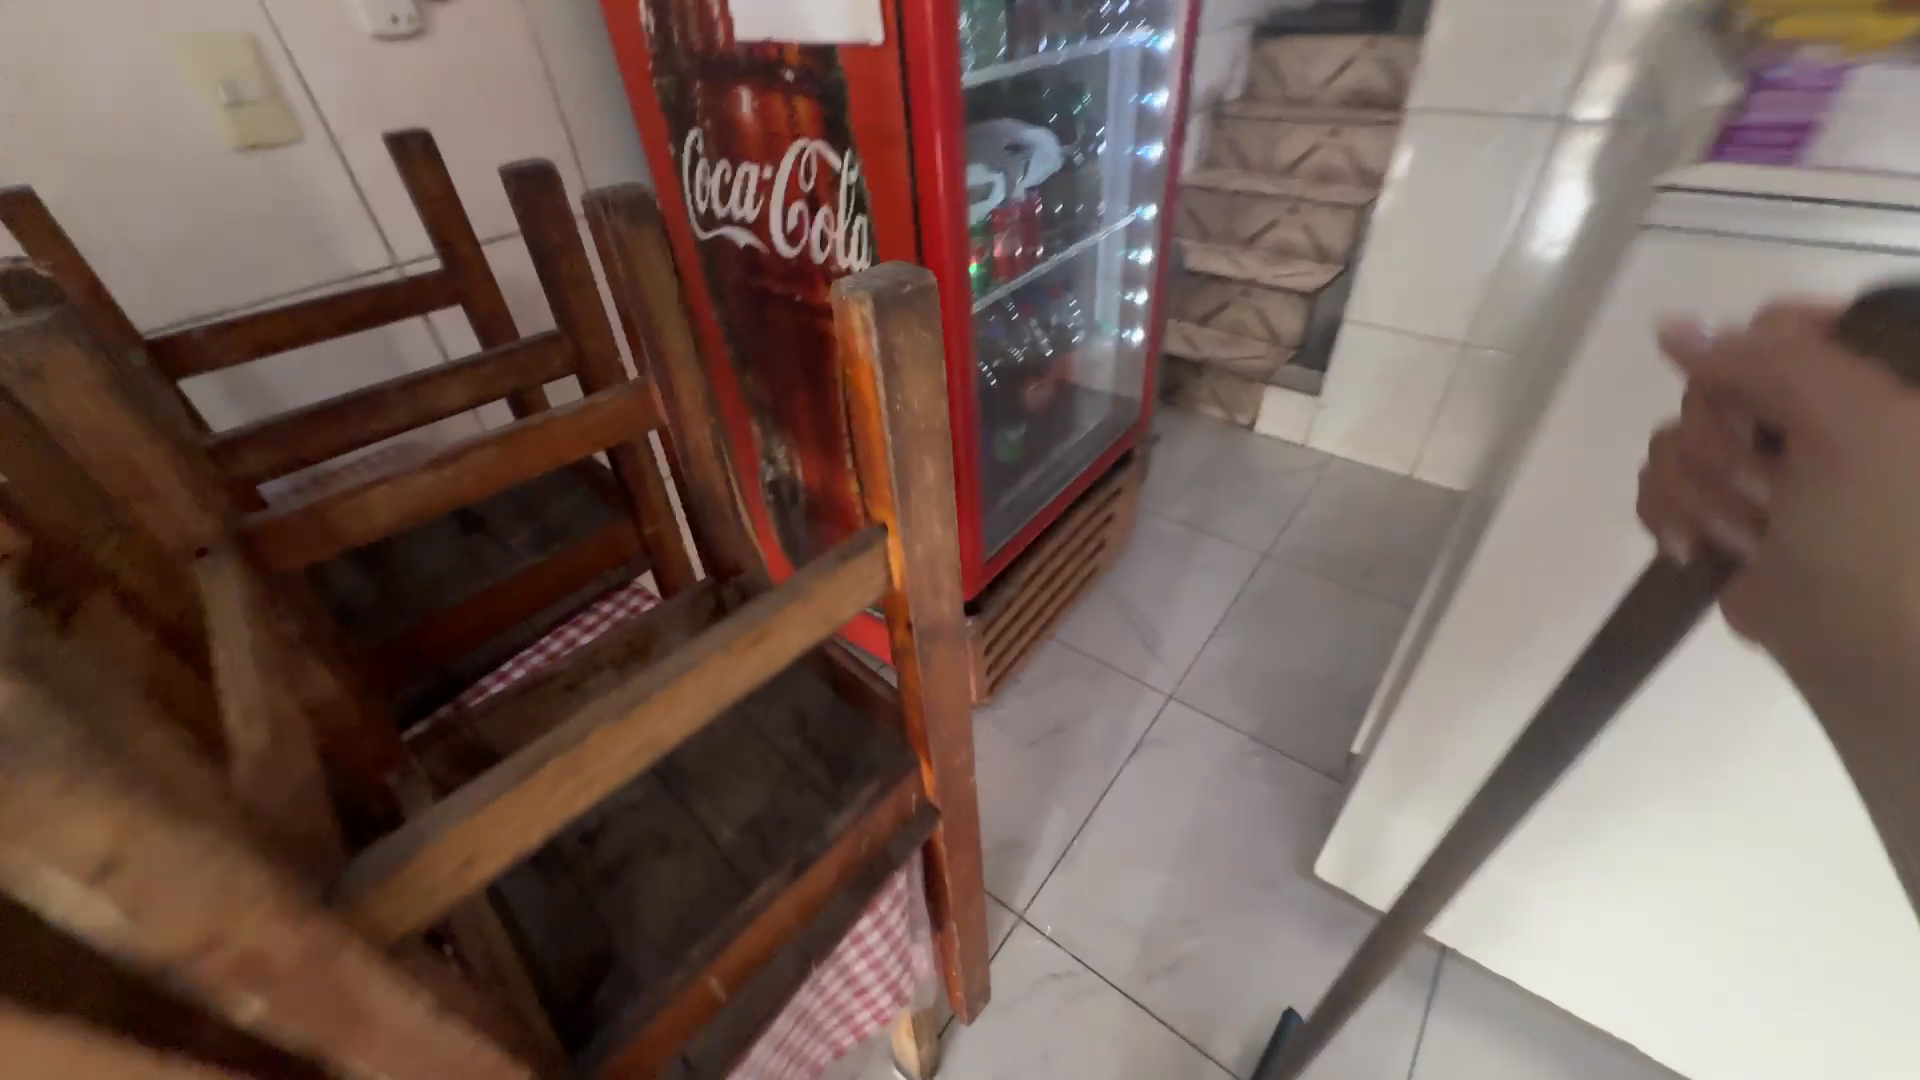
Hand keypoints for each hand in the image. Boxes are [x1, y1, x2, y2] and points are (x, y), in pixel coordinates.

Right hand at [1638, 300, 1919, 688]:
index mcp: (1879, 383)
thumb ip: (1772, 363)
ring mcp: (1772, 467)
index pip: (1786, 325)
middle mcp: (1823, 415)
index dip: (1750, 359)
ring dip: (1695, 492)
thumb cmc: (1894, 541)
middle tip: (1768, 485)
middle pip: (1713, 387)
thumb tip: (1672, 327)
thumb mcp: (1856, 429)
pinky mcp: (1727, 509)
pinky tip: (1702, 545)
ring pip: (1675, 442)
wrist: (1875, 654)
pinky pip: (1658, 486)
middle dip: (1719, 443)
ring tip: (1746, 533)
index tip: (1760, 409)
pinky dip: (1670, 517)